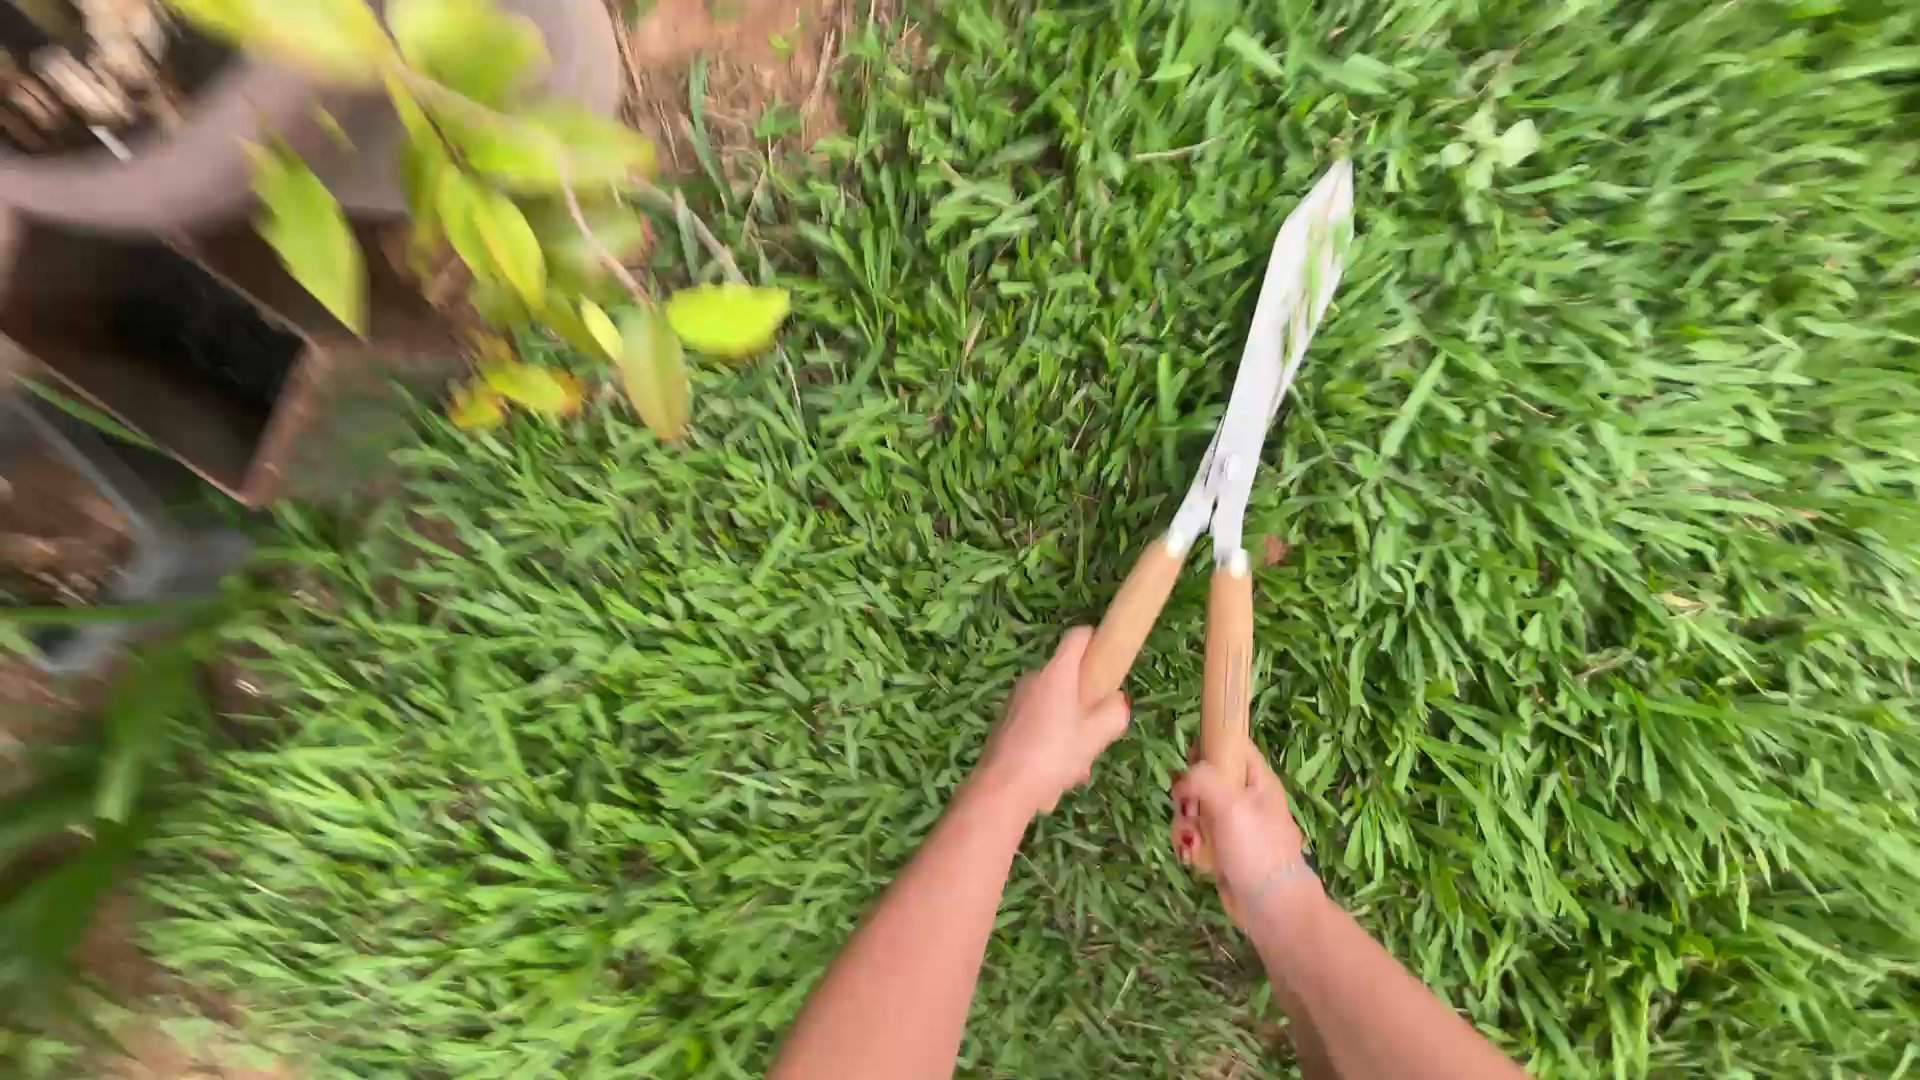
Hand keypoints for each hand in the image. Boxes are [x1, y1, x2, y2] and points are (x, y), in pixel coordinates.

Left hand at [976, 627, 1131, 816]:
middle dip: (1086, 706)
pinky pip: (1037, 723)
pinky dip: (1049, 742)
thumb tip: (1116, 701)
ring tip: (1074, 769)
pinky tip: (1053, 776)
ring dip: (1069, 732)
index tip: (1109, 661)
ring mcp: (1016, 699)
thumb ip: (1113, 714)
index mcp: (1056, 673)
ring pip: (1054, 706)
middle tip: (1095, 737)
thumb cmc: (1053, 755)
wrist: (1003, 786)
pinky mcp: (1005, 721)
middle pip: (1068, 678)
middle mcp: (1033, 678)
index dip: (1096, 641)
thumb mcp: (1096, 737)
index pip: (1078, 637)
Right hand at [1171, 749, 1319, 929]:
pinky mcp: (1219, 845)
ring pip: (1193, 805)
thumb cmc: (1258, 851)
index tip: (1190, 758)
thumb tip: (1183, 780)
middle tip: (1189, 808)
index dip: (1209, 743)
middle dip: (1188, 792)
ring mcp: (1230, 822)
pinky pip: (1194, 832)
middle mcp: (1243, 796)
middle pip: (1203, 775)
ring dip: (1185, 822)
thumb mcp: (1231, 806)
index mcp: (1257, 780)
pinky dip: (1189, 842)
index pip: (1232, 743)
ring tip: (1193, 840)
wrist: (1272, 910)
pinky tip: (1193, 855)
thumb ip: (1204, 778)